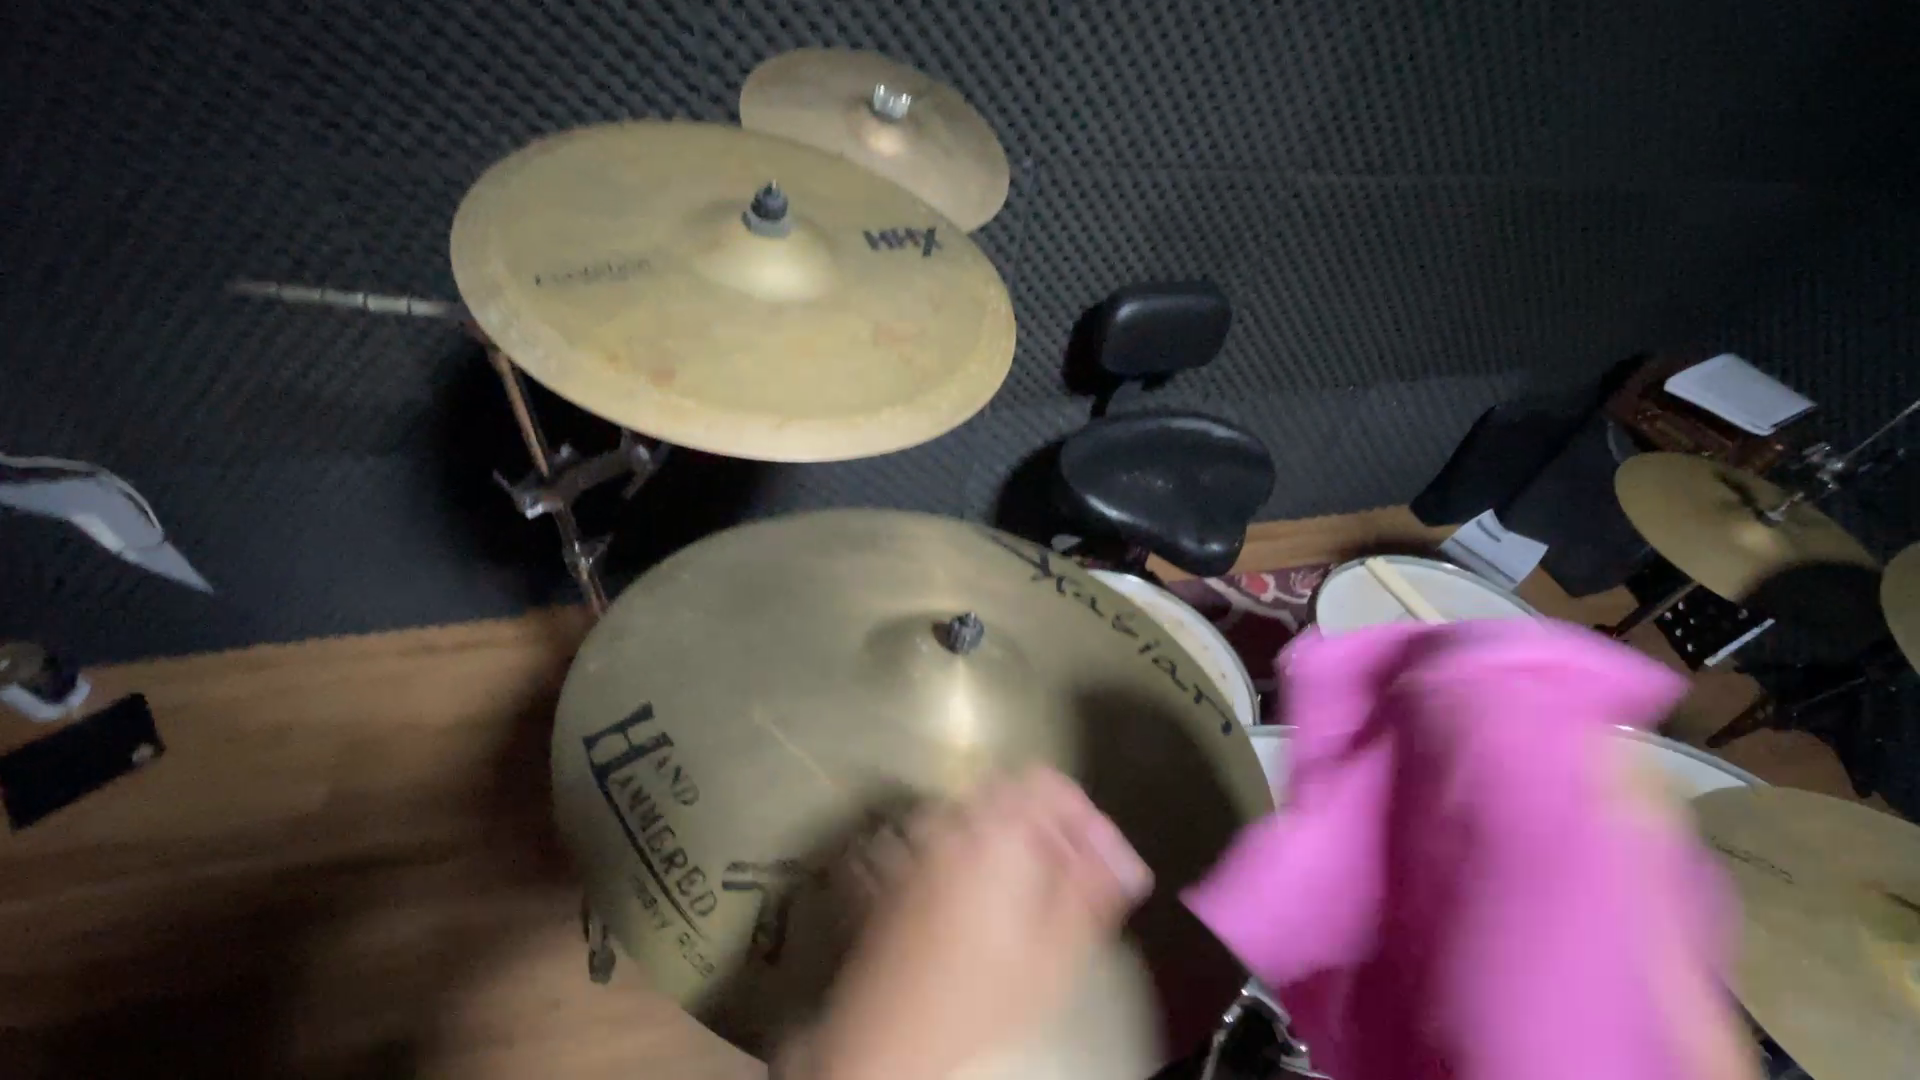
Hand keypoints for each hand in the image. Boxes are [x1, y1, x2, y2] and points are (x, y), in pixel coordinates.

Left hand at [794, 767, 1152, 1079]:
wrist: (890, 1031)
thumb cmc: (981, 993)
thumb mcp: (1055, 949)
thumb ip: (1092, 889)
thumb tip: (1123, 860)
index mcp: (996, 829)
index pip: (1047, 783)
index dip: (1082, 814)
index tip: (1101, 853)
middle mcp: (954, 822)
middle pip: (1012, 796)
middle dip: (1049, 828)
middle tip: (1073, 874)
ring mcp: (920, 843)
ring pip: (979, 818)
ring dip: (1013, 840)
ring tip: (1035, 892)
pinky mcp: (899, 868)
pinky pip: (950, 840)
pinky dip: (978, 854)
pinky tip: (991, 902)